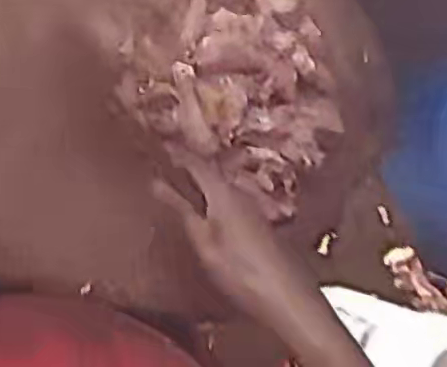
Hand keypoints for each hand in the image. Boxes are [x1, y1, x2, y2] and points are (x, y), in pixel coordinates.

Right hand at [152, 152, 300, 315]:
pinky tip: (206, 208)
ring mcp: (252, 207)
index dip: (175, 151)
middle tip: (166, 160)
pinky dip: (213, 195)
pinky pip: (230, 197)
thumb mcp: (203, 240)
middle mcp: (238, 191)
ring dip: (201, 180)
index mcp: (221, 190)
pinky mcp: (260, 223)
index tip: (158, 144)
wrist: (291, 302)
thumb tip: (155, 181)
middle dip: (188, 163)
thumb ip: (180, 208)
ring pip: (220, 184)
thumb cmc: (240, 269)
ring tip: (180, 182)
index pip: (194, 160)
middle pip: (209, 169)